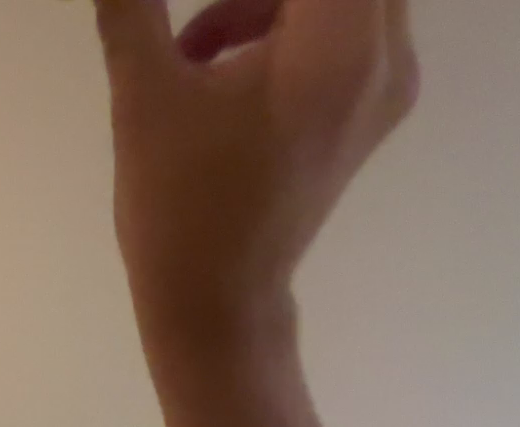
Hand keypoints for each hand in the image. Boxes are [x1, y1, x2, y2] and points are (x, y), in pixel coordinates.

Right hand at [92, 0, 416, 368]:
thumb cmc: (177, 210)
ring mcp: (386, 86)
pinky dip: (282, 29)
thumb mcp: (144, 101)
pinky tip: (219, 73)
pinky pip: (343, 31)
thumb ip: (133, 8)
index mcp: (338, 47)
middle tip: (197, 35)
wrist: (215, 304)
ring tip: (192, 50)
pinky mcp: (369, 112)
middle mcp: (387, 55)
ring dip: (262, 2)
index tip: (200, 27)